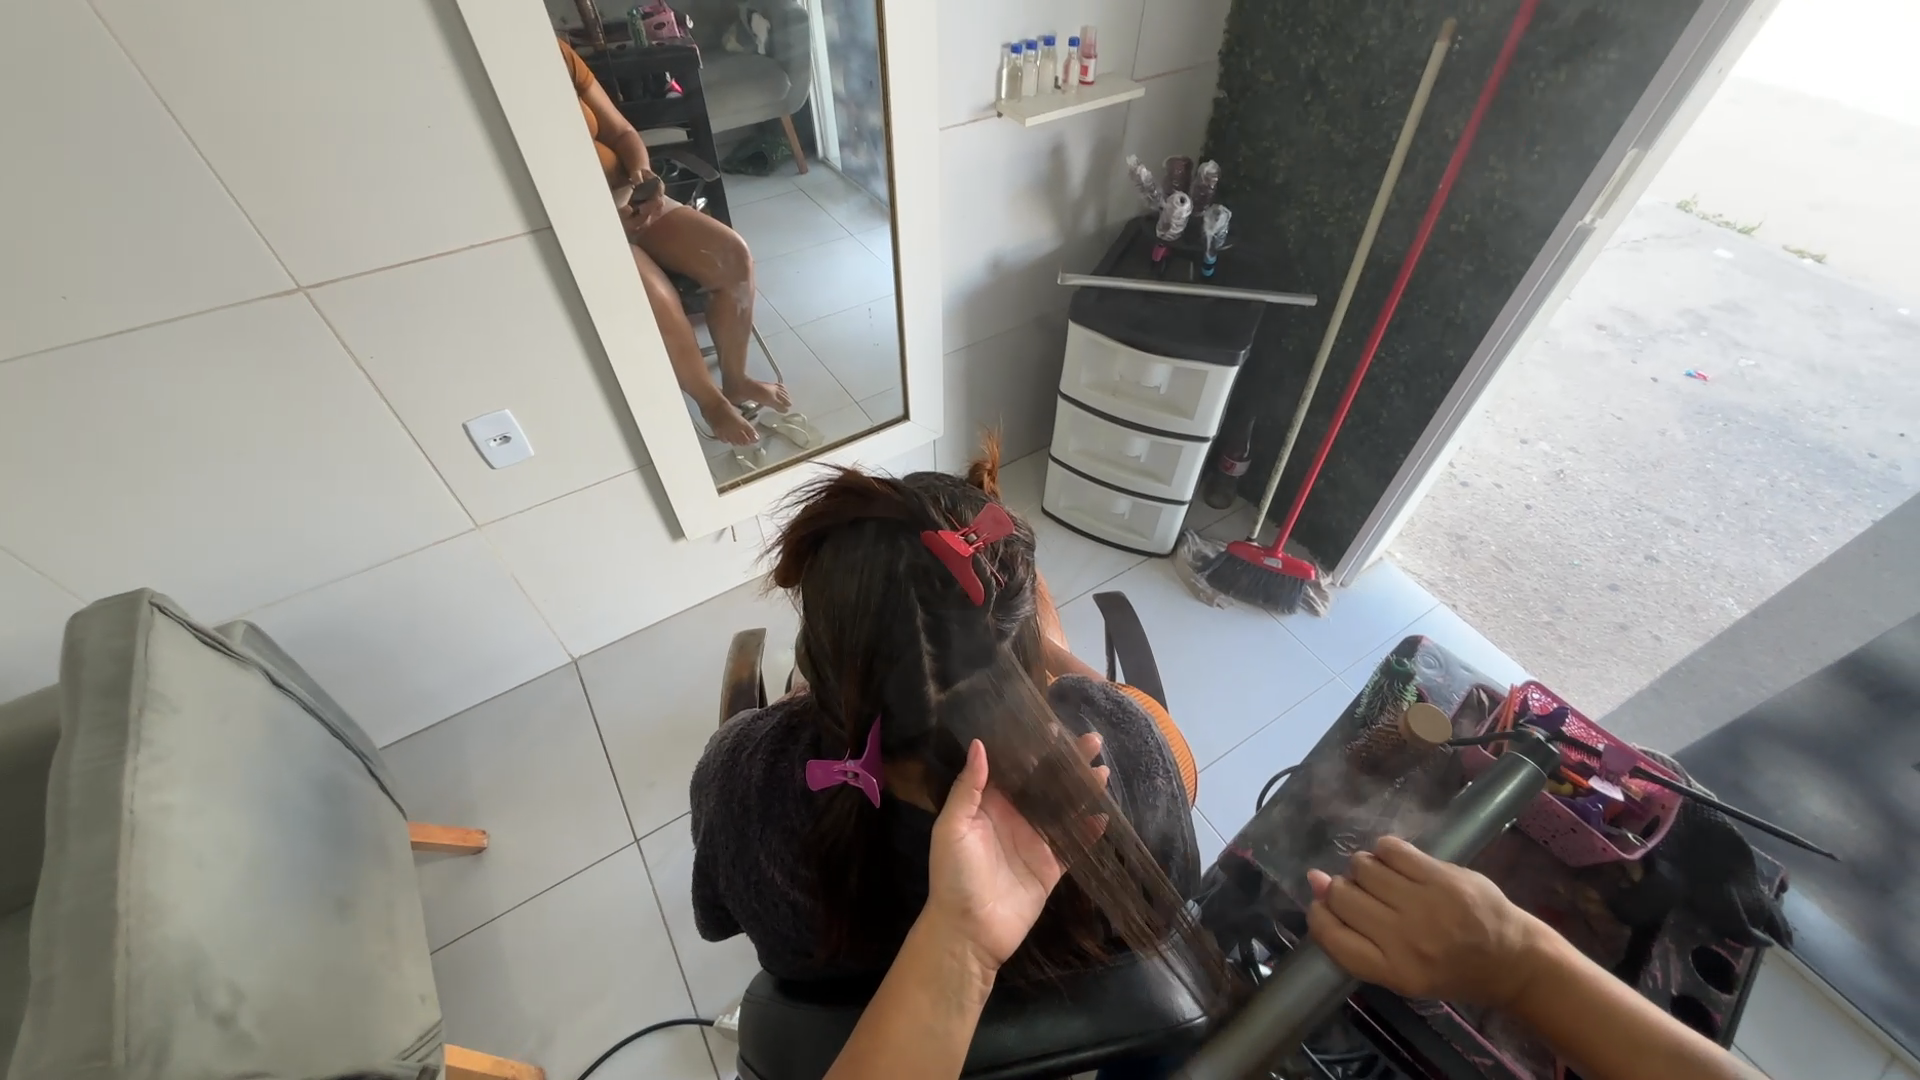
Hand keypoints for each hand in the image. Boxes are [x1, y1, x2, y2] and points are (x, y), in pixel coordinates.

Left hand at [924, 735, 1107, 973]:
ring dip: (1083, 789)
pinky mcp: (1051, 867)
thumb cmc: (953, 875)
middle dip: (1067, 761)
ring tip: (1103, 771)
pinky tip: (1105, 814)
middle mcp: (1015, 816)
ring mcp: (1035, 841)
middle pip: (1045, 782)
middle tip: (1092, 740)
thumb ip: (968, 787)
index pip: (1014, 767)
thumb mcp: (952, 826)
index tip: (1053, 726)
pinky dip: (1089, 831)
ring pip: (1064, 808)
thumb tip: (980, 744)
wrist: (967, 931)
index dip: (1032, 747)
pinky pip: (1074, 845)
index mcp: (989, 803)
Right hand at [1306, 835, 1549, 1007]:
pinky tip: (1400, 865)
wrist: (1516, 960)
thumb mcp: (1400, 968)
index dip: (1319, 915)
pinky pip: (1387, 847)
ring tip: (1387, 881)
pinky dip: (1385, 852)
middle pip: (1341, 895)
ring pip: (1361, 867)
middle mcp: (1407, 940)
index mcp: (1395, 972)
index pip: (1330, 935)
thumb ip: (1353, 931)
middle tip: (1370, 898)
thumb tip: (1312, 878)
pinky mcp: (1442, 876)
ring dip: (1366, 870)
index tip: (1328, 908)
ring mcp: (1426, 906)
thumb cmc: (1450, 969)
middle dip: (1344, 890)